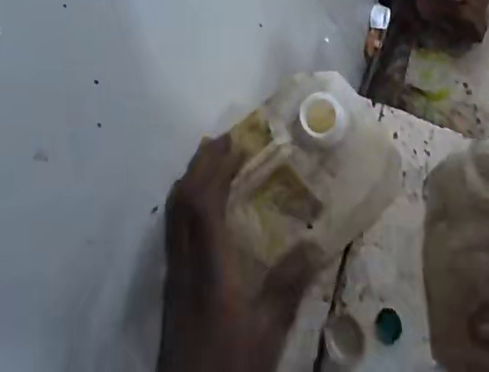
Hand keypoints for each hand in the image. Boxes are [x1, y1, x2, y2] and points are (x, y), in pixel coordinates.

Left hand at [158, 135, 321, 371]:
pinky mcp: (171, 285)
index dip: (216, 168)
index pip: (203, 205)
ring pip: (173, 212)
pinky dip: (187, 200)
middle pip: (182, 201)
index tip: (237, 142)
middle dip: (202, 164)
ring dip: (191, 177)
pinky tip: (203, 205)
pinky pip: (174, 227)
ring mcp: (173, 273)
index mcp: (208, 268)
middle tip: (225, 139)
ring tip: (213, 159)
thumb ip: (289, 285)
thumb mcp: (268, 332)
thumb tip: (317, 240)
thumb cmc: (230, 365)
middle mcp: (184, 263)